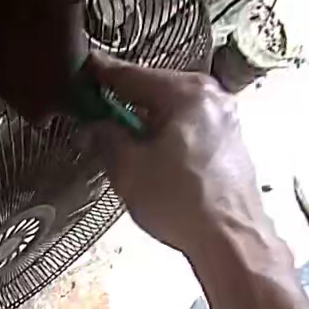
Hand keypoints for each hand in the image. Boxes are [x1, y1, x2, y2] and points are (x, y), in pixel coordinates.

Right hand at [87, 54, 261, 254]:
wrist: (229, 237)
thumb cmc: (179, 202)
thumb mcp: (128, 170)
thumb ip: (106, 137)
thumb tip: (92, 124)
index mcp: (185, 92)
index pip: (131, 74)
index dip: (99, 74)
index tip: (78, 72)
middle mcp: (210, 95)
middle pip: (153, 88)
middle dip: (121, 101)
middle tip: (92, 113)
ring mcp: (223, 116)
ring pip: (169, 108)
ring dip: (142, 120)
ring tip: (117, 139)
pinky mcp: (227, 139)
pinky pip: (185, 125)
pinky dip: (162, 132)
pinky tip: (147, 154)